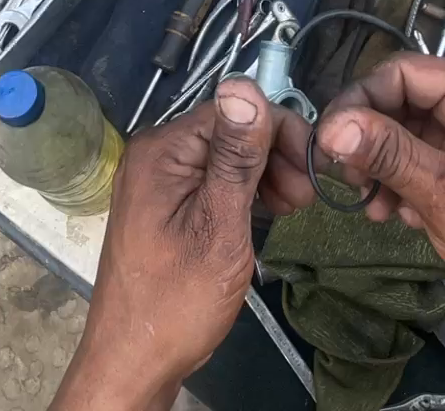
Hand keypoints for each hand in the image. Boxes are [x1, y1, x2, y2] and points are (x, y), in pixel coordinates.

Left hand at [51, 79, 309, 409]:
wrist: (132, 362)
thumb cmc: (178, 299)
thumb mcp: (218, 225)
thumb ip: (236, 156)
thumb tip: (244, 82)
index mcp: (162, 148)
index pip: (231, 111)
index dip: (276, 131)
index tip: (311, 168)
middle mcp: (155, 152)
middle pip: (228, 132)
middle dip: (272, 155)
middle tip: (304, 198)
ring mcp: (156, 178)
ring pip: (223, 155)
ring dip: (262, 174)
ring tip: (290, 210)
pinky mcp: (163, 202)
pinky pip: (210, 179)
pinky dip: (242, 191)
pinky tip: (265, 212)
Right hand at [310, 55, 444, 326]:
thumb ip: (388, 154)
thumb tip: (329, 128)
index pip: (404, 71)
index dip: (361, 100)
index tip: (330, 140)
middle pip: (404, 100)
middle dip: (371, 139)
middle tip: (347, 178)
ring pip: (409, 130)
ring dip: (383, 165)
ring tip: (373, 206)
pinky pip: (425, 154)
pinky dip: (403, 180)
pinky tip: (396, 213)